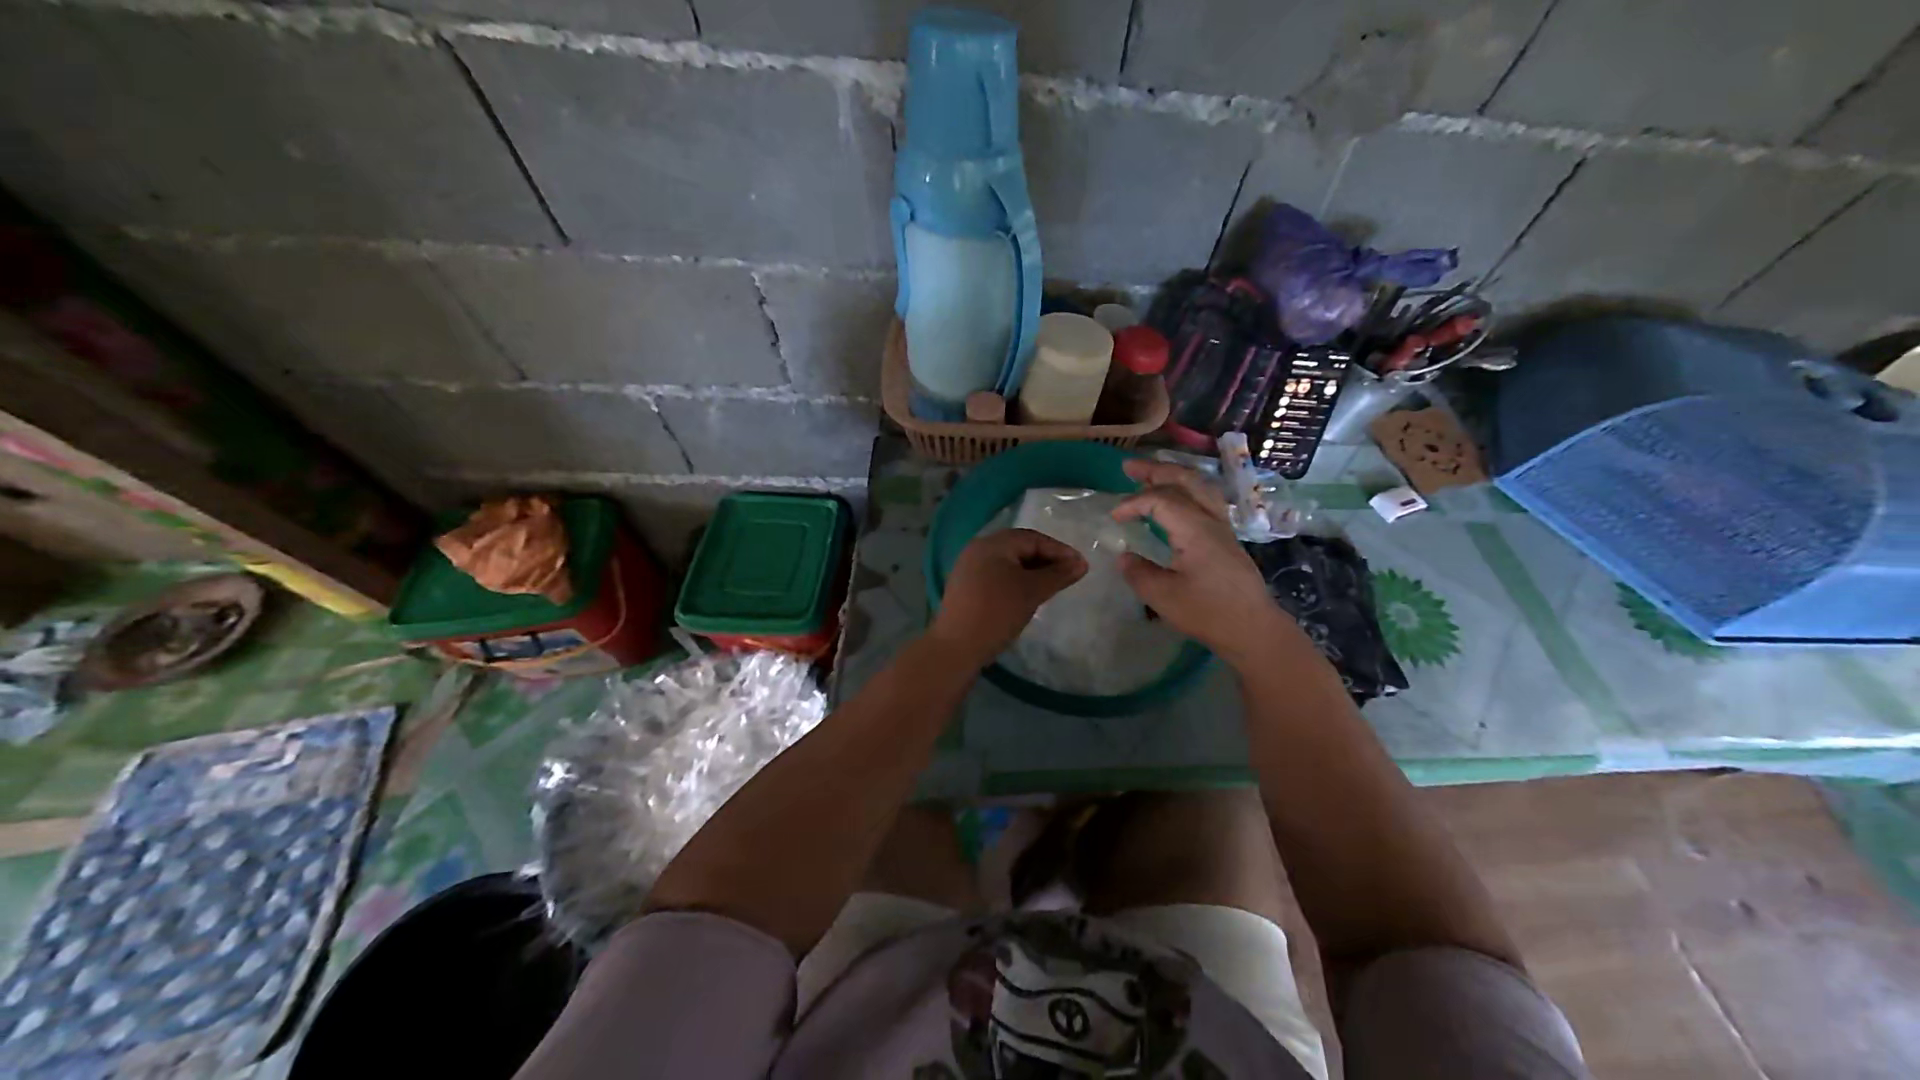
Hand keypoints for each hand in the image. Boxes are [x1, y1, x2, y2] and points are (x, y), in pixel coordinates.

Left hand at [930, 528, 1087, 666]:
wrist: (957, 646)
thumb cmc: (997, 612)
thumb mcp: (1032, 591)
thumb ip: (1058, 574)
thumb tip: (1081, 563)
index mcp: (993, 544)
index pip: (1033, 538)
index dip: (1059, 551)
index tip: (1081, 566)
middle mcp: (978, 549)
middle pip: (1019, 547)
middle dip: (1046, 560)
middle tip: (1068, 575)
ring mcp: (968, 567)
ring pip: (1008, 563)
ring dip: (1032, 571)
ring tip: (1051, 586)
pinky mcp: (966, 586)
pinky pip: (997, 575)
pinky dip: (1016, 581)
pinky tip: (1027, 596)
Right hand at [1111, 459, 1286, 663]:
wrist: (1253, 629)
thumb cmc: (1208, 612)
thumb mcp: (1163, 597)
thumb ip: (1139, 573)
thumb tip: (1124, 557)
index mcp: (1195, 530)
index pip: (1160, 500)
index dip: (1133, 503)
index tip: (1115, 518)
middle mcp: (1212, 521)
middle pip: (1185, 481)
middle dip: (1155, 470)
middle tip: (1128, 467)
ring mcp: (1223, 528)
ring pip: (1201, 487)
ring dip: (1174, 475)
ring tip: (1152, 474)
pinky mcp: (1228, 539)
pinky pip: (1207, 500)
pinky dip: (1187, 490)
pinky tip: (1179, 499)